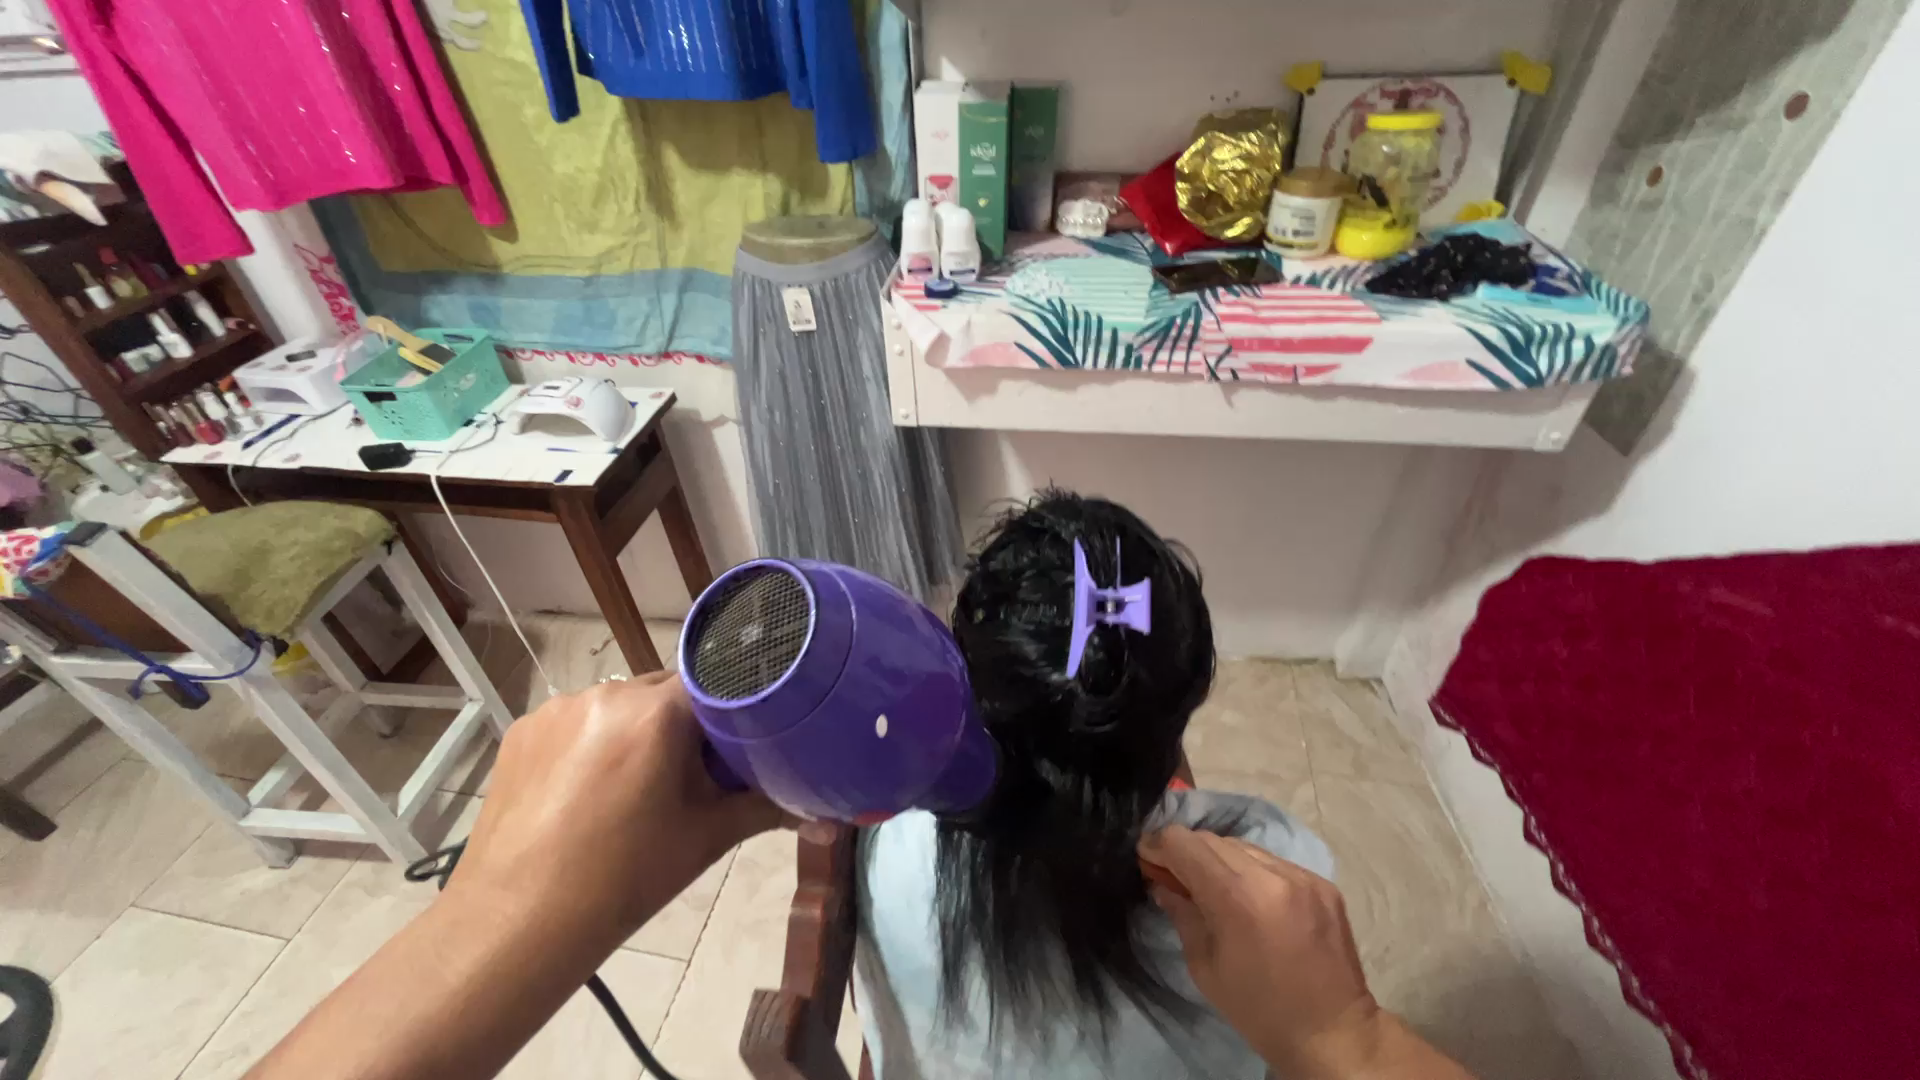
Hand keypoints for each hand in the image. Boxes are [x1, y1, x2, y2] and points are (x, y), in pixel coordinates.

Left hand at [447, 672, 786, 943]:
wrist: (516, 924)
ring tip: (632, 784)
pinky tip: (586, 789)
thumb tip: (827, 814)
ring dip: (636, 729)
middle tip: (690, 772)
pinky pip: (577, 719)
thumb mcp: (707, 838)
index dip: (732, 706)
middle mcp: (606, 694)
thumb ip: (768, 809)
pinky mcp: (522, 729)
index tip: (740, 739)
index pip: (714, 681)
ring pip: (620, 703)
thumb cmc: (624, 878)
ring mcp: (557, 709)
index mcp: (656, 714)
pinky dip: (591, 741)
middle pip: (665, 690)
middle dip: (683, 721)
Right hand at [1139, 825, 1383, 1077]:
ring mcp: (1301, 875)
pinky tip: (1251, 898)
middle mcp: (1271, 874)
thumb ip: (1181, 912)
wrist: (1335, 1035)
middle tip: (1173, 876)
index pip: (1183, 842)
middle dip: (1186, 852)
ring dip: (1218, 859)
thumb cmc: (1259, 1010)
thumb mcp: (1204, 966)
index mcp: (1238, 896)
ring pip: (1241, 845)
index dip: (1158, 846)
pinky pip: (1271, 860)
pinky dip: (1251, 870)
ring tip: (1213, 887)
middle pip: (1210, 838)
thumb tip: (1161, 882)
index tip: (1147, 860)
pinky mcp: (1321, 882)